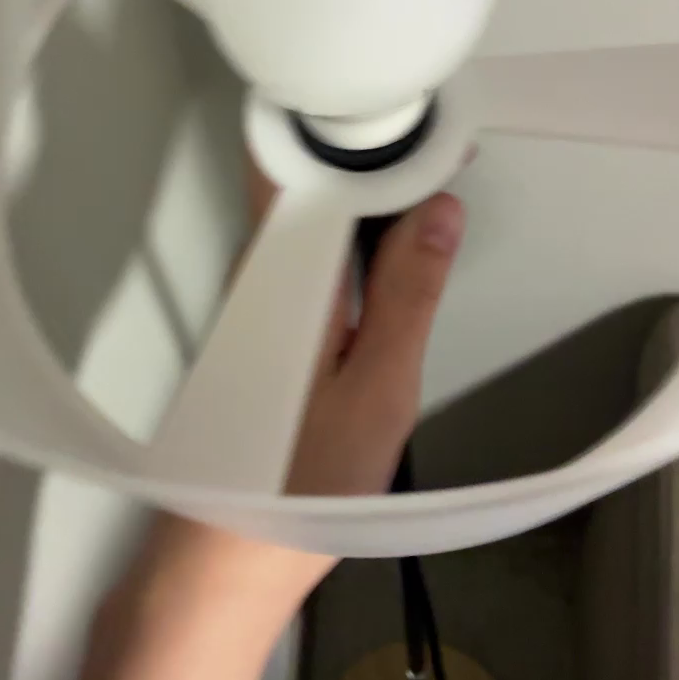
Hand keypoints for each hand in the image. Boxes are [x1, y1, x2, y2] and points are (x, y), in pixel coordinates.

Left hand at [39, 173, 466, 679]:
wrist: (233, 550)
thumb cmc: (306, 478)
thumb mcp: (378, 385)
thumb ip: (407, 294)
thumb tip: (439, 209)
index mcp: (283, 276)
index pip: (313, 172)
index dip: (367, 139)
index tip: (426, 129)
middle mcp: (259, 275)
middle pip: (311, 188)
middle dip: (376, 163)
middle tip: (445, 159)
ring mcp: (259, 300)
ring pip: (312, 223)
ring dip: (368, 201)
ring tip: (430, 192)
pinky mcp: (268, 326)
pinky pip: (310, 259)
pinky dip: (354, 242)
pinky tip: (391, 252)